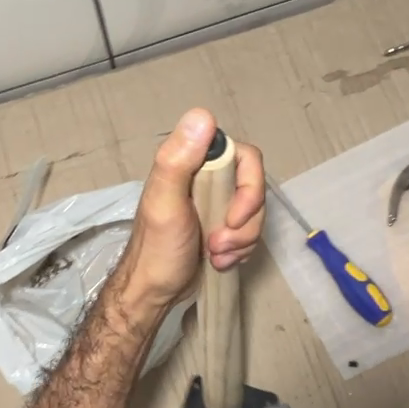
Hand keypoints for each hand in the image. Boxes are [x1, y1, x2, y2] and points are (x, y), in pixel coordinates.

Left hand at [111, 108, 264, 316]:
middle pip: (253, 187)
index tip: (232, 217)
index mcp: (191, 162)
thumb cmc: (156, 248)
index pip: (243, 157)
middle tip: (219, 244)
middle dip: (244, 223)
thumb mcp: (165, 202)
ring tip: (215, 255)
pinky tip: (219, 260)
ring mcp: (215, 201)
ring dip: (241, 240)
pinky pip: (250, 230)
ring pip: (254, 212)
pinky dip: (240, 249)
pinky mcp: (222, 225)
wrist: (154, 292)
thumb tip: (203, 115)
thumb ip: (178, 159)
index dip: (248, 187)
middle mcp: (205, 176)